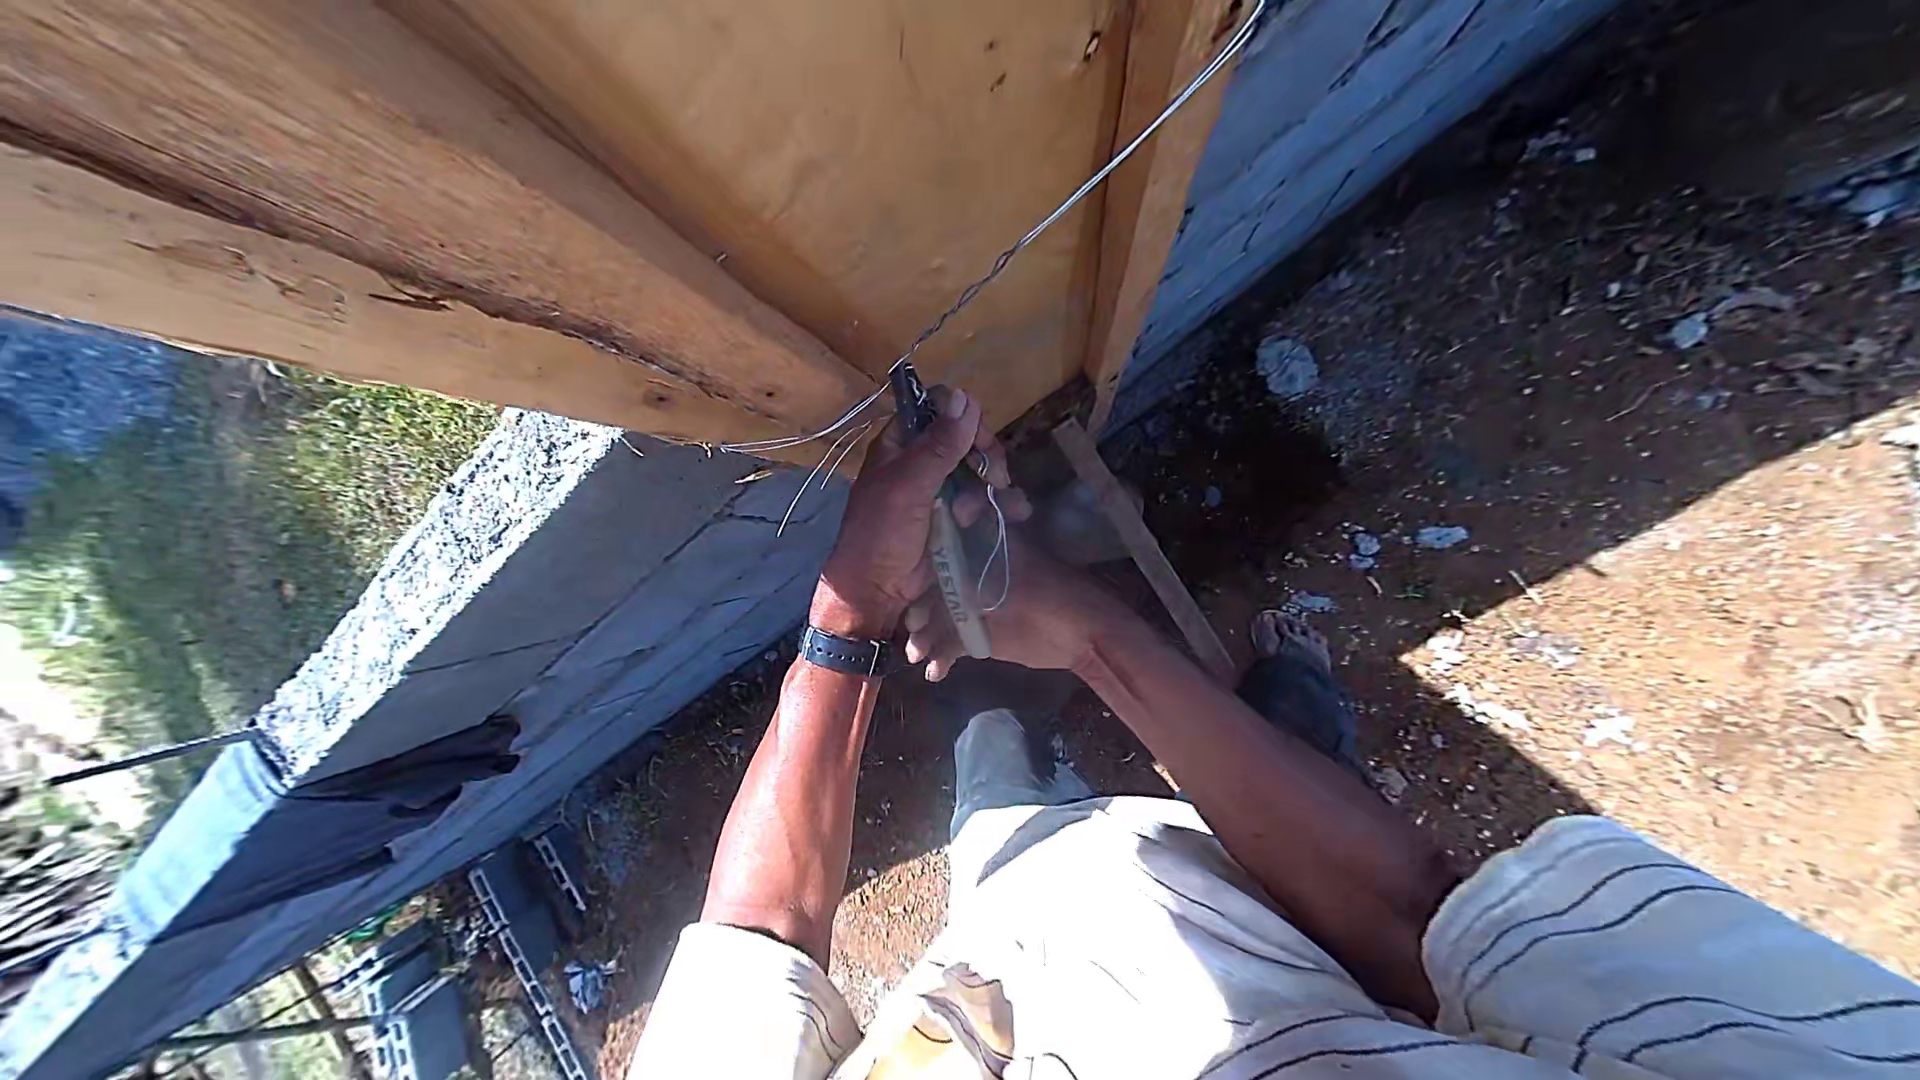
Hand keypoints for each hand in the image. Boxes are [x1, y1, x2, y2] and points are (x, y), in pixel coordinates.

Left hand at [811, 387, 1032, 639]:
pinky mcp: (952, 514)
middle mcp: (919, 461)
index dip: (963, 419)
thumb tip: (964, 396)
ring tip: (988, 512)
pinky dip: (996, 503)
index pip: (938, 410)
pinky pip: (981, 497)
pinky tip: (1013, 513)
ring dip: (989, 488)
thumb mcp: (908, 486)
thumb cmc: (881, 534)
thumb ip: (939, 446)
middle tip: (997, 478)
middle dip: (983, 459)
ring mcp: (937, 488)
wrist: (878, 591)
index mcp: (899, 445)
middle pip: (964, 439)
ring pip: (977, 470)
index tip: (980, 440)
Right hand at [903, 513, 1133, 681]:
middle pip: (934, 587)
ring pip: (938, 619)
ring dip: (925, 637)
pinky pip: (951, 646)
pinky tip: (934, 673)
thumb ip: (975, 579)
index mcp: (982, 550)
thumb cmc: (1054, 597)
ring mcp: (971, 607)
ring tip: (917, 654)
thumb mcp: (1013, 583)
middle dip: (921, 606)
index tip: (916, 577)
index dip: (926, 560)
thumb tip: (938, 575)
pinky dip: (941, 659)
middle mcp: (970, 575)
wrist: (1082, 637)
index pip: (943, 546)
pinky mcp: (976, 637)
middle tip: (913, 624)